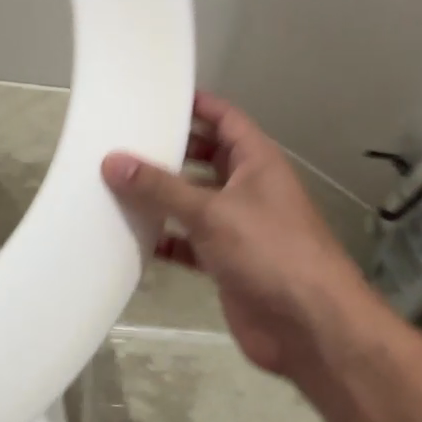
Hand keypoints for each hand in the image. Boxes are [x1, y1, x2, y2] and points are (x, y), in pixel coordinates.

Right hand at [102, 92, 375, 378]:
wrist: (309, 325)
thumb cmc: (270, 251)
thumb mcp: (212, 212)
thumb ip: (161, 188)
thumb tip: (113, 161)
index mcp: (257, 161)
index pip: (225, 119)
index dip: (196, 104)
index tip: (154, 96)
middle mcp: (249, 188)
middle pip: (205, 158)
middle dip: (170, 151)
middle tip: (122, 141)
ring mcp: (239, 227)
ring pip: (194, 202)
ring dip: (162, 197)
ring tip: (114, 184)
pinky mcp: (227, 263)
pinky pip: (189, 242)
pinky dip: (166, 239)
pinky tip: (131, 237)